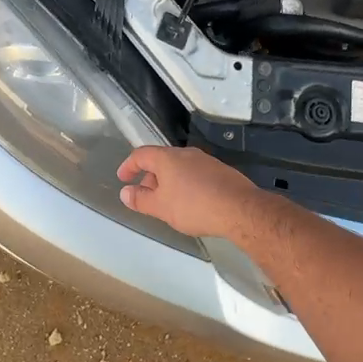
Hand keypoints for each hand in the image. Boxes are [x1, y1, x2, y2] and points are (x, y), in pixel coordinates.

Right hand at [117, 145, 270, 239]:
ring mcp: (205, 160)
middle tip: (145, 194)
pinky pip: (195, 173)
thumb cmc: (194, 206)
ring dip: (168, 181)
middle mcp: (186, 153)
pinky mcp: (220, 171)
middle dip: (150, 176)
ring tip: (167, 201)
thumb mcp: (161, 207)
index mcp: (167, 158)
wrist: (239, 208)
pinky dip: (185, 184)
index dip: (129, 165)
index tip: (123, 178)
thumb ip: (141, 199)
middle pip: (161, 160)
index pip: (141, 154)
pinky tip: (191, 202)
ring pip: (179, 167)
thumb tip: (125, 192)